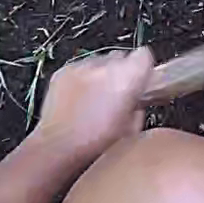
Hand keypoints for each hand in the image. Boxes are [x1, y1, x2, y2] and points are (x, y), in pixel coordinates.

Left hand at [26, 48, 154, 166]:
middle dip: (121, 72)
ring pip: (98, 61)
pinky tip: (78, 100)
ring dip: (100, 75)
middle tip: (116, 94)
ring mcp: (82, 66)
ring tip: (94, 100)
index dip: (143, 68)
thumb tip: (136, 104)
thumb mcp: (132, 131)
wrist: (58, 147)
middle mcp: (105, 66)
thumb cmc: (96, 144)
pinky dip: (80, 79)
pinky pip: (78, 68)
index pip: (144, 55)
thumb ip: (139, 109)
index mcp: (128, 78)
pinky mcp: (63, 71)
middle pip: (121, 56)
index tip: (140, 80)